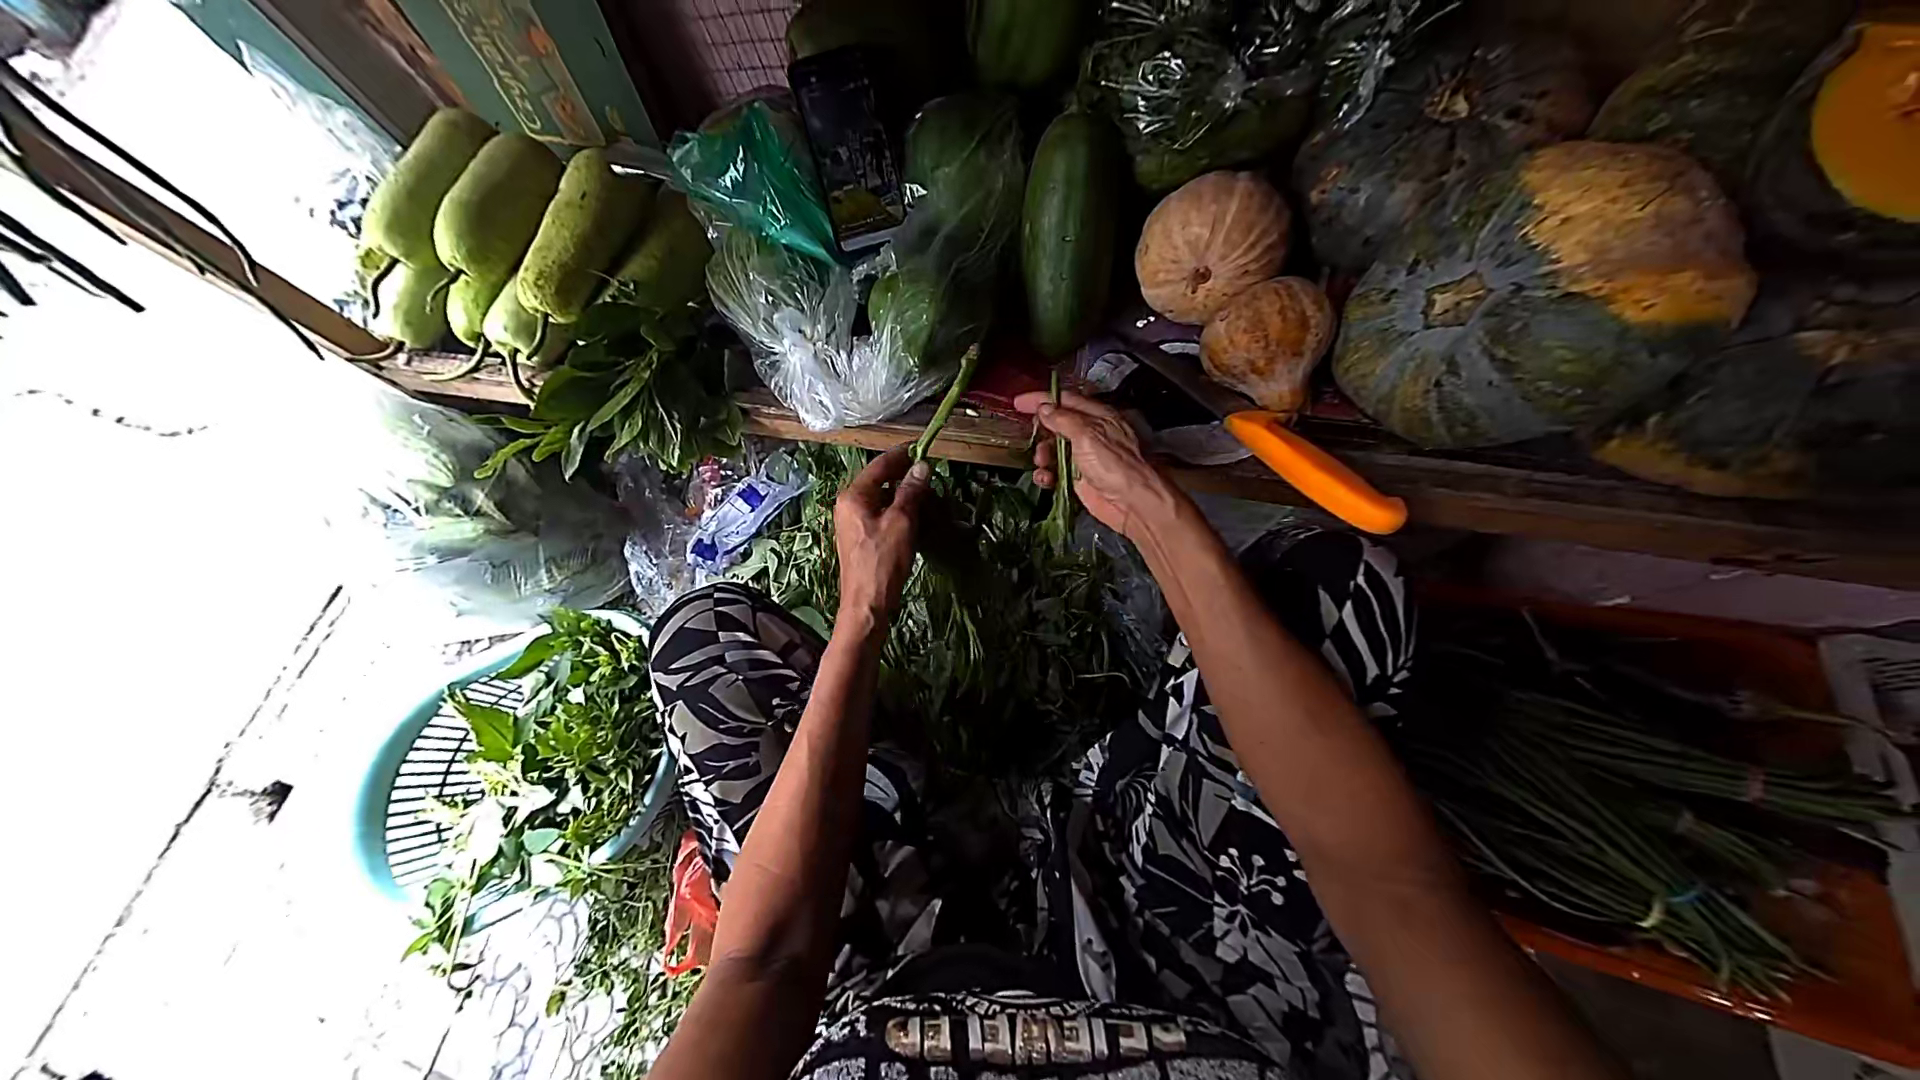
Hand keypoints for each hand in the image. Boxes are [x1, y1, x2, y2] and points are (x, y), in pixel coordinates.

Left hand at [834, 446, 932, 625]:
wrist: (867, 605)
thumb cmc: (882, 563)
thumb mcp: (902, 522)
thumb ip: (911, 491)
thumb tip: (922, 467)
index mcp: (853, 496)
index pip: (880, 465)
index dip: (903, 455)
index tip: (923, 448)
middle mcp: (848, 505)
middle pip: (881, 481)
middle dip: (907, 479)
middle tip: (932, 478)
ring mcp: (853, 523)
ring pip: (883, 500)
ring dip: (906, 498)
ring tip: (930, 500)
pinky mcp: (861, 538)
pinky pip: (882, 516)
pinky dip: (900, 514)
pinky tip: (918, 521)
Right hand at [1013, 390, 1189, 542]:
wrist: (1130, 502)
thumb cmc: (1113, 465)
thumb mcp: (1087, 434)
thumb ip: (1062, 419)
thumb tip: (1044, 409)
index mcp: (1097, 416)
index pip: (1065, 400)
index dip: (1041, 399)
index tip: (1019, 402)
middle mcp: (1090, 433)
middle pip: (1057, 424)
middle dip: (1041, 430)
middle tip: (1031, 436)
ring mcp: (1084, 457)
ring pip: (1053, 449)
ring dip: (1042, 454)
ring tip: (1042, 462)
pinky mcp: (1078, 479)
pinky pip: (1055, 472)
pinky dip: (1046, 474)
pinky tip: (1045, 478)